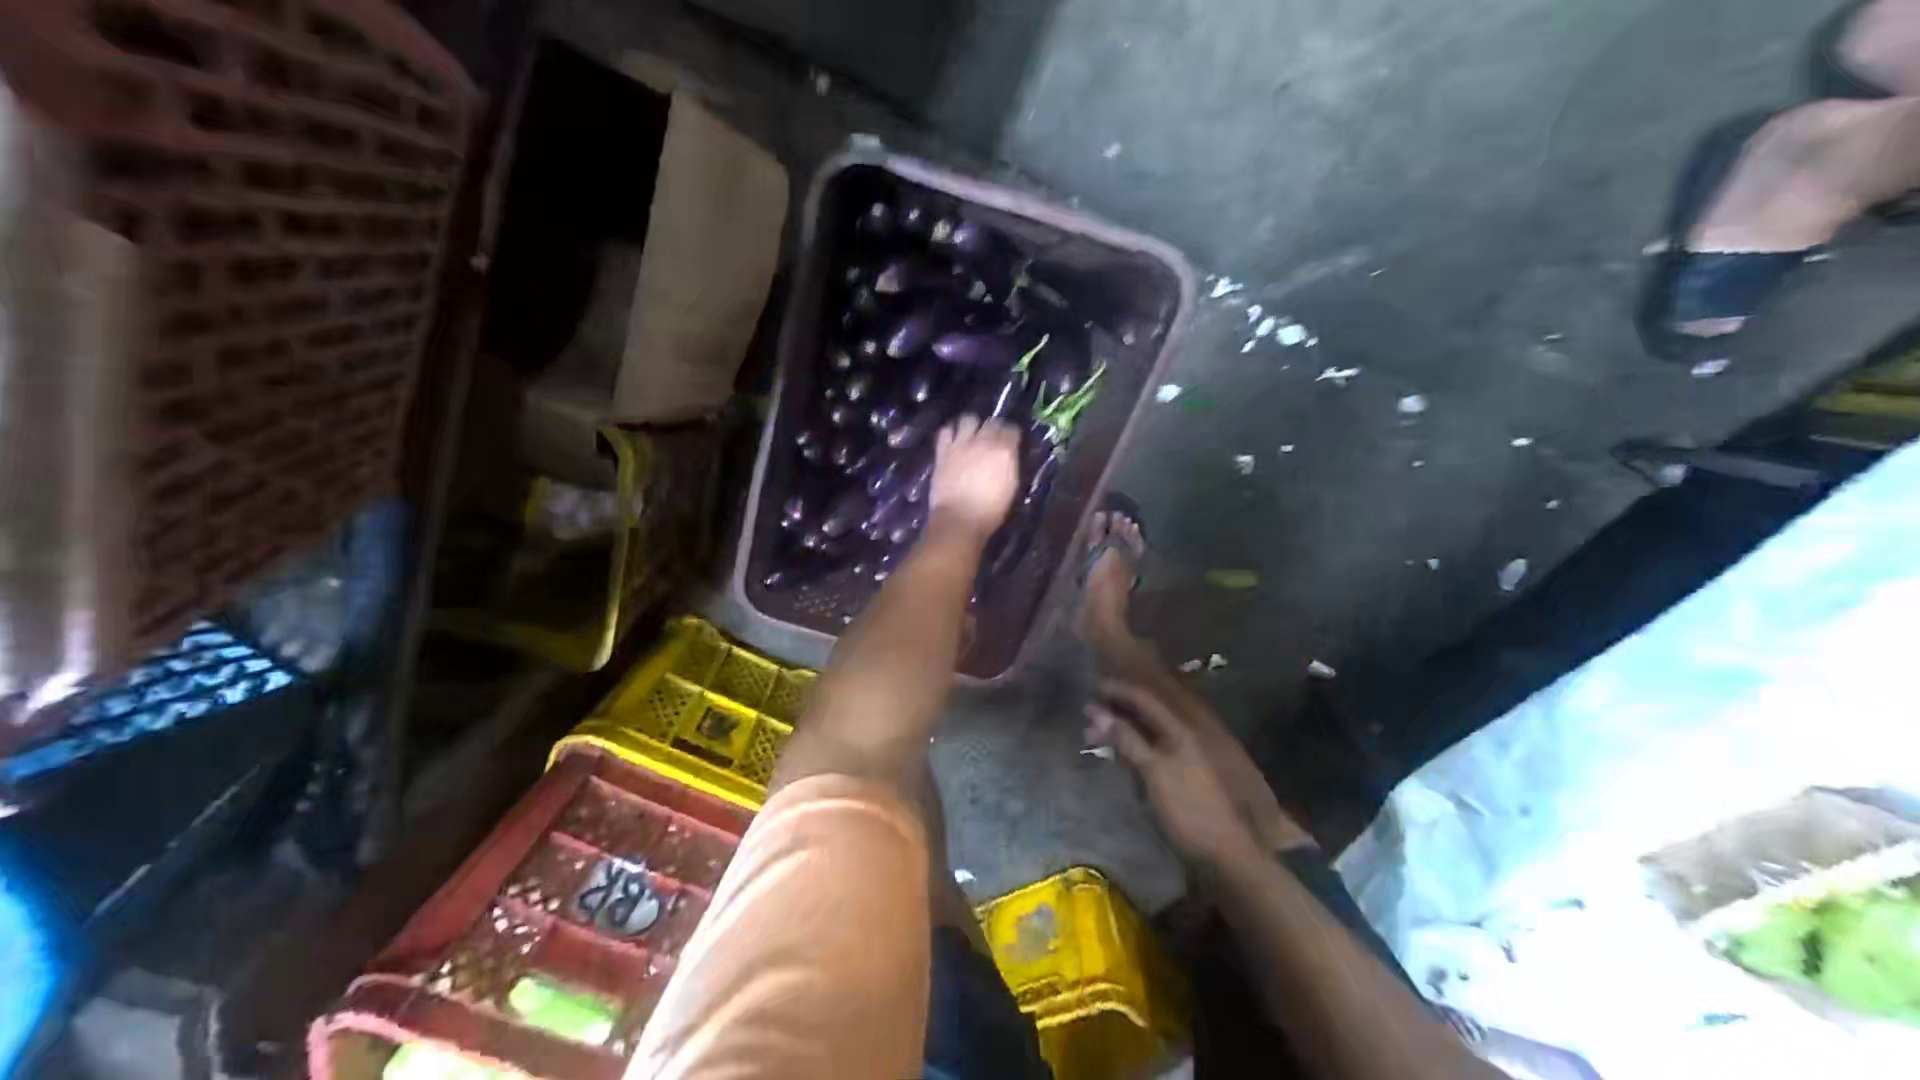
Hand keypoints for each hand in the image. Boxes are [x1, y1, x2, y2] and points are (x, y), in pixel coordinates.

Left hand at [928, 415, 1020, 541]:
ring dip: (972, 425)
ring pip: (968, 419)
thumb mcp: (1011, 487)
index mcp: (1004, 451)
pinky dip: (951, 432)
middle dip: (994, 427)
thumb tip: (1008, 455)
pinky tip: (953, 440)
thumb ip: (1010, 465)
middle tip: (992, 437)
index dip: (1011, 434)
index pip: (1012, 429)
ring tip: (972, 434)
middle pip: (991, 421)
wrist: (959, 519)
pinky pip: (946, 430)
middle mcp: (983, 441)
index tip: (1011, 441)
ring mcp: (961, 444)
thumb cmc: (990, 511)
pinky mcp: (943, 451)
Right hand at [1086, 680, 1308, 867]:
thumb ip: (1126, 739)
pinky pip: (1160, 747)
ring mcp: (1194, 753)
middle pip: (1150, 711)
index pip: (1144, 698)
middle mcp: (1190, 733)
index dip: (1117, 690)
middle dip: (1120, 708)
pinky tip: (1126, 754)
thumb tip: (1096, 712)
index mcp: (1182, 729)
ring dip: (1128, 728)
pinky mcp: (1193, 773)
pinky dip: (1140, 745)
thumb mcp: (1153, 771)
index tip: (1090, 688)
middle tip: (1091, 714)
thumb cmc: (1188, 810)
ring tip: (1101, 735)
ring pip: (1155, 729)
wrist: (1229, 854)